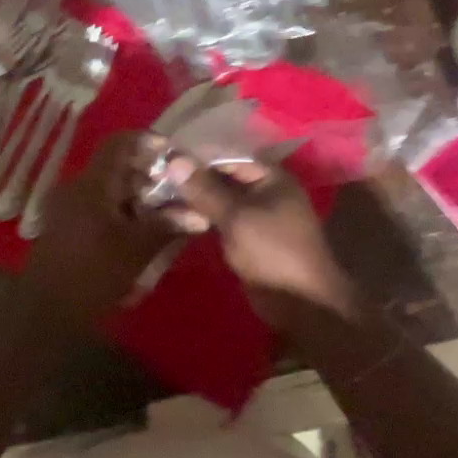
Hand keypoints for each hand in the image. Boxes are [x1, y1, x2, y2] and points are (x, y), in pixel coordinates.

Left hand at [20, 133, 184, 327]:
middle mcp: (75, 187)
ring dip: (136, 198)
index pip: (120, 142)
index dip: (149, 142)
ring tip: (164, 217)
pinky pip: (97, 208)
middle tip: (177, 194)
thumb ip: (168, 225)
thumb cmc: (93, 273)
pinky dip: (120, 213)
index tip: (176, 157)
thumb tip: (201, 214)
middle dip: (149, 176)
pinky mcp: (64, 228)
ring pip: (108, 189)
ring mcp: (66, 208)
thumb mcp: (136, 248)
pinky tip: (140, 234)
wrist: (45, 315)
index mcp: (92, 183)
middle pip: (116, 167)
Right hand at [164, 158, 357, 326]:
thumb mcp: (236, 216)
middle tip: (156, 174)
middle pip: (225, 175)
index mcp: (272, 177)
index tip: (165, 153)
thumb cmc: (272, 252)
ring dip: (195, 197)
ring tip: (159, 192)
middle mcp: (266, 190)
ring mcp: (258, 215)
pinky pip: (222, 218)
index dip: (198, 153)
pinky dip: (202, 215)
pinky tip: (176, 214)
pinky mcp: (248, 237)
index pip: (229, 154)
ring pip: (221, 198)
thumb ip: (205, 188)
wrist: (300, 303)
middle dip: (194, 176)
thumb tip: (174, 159)